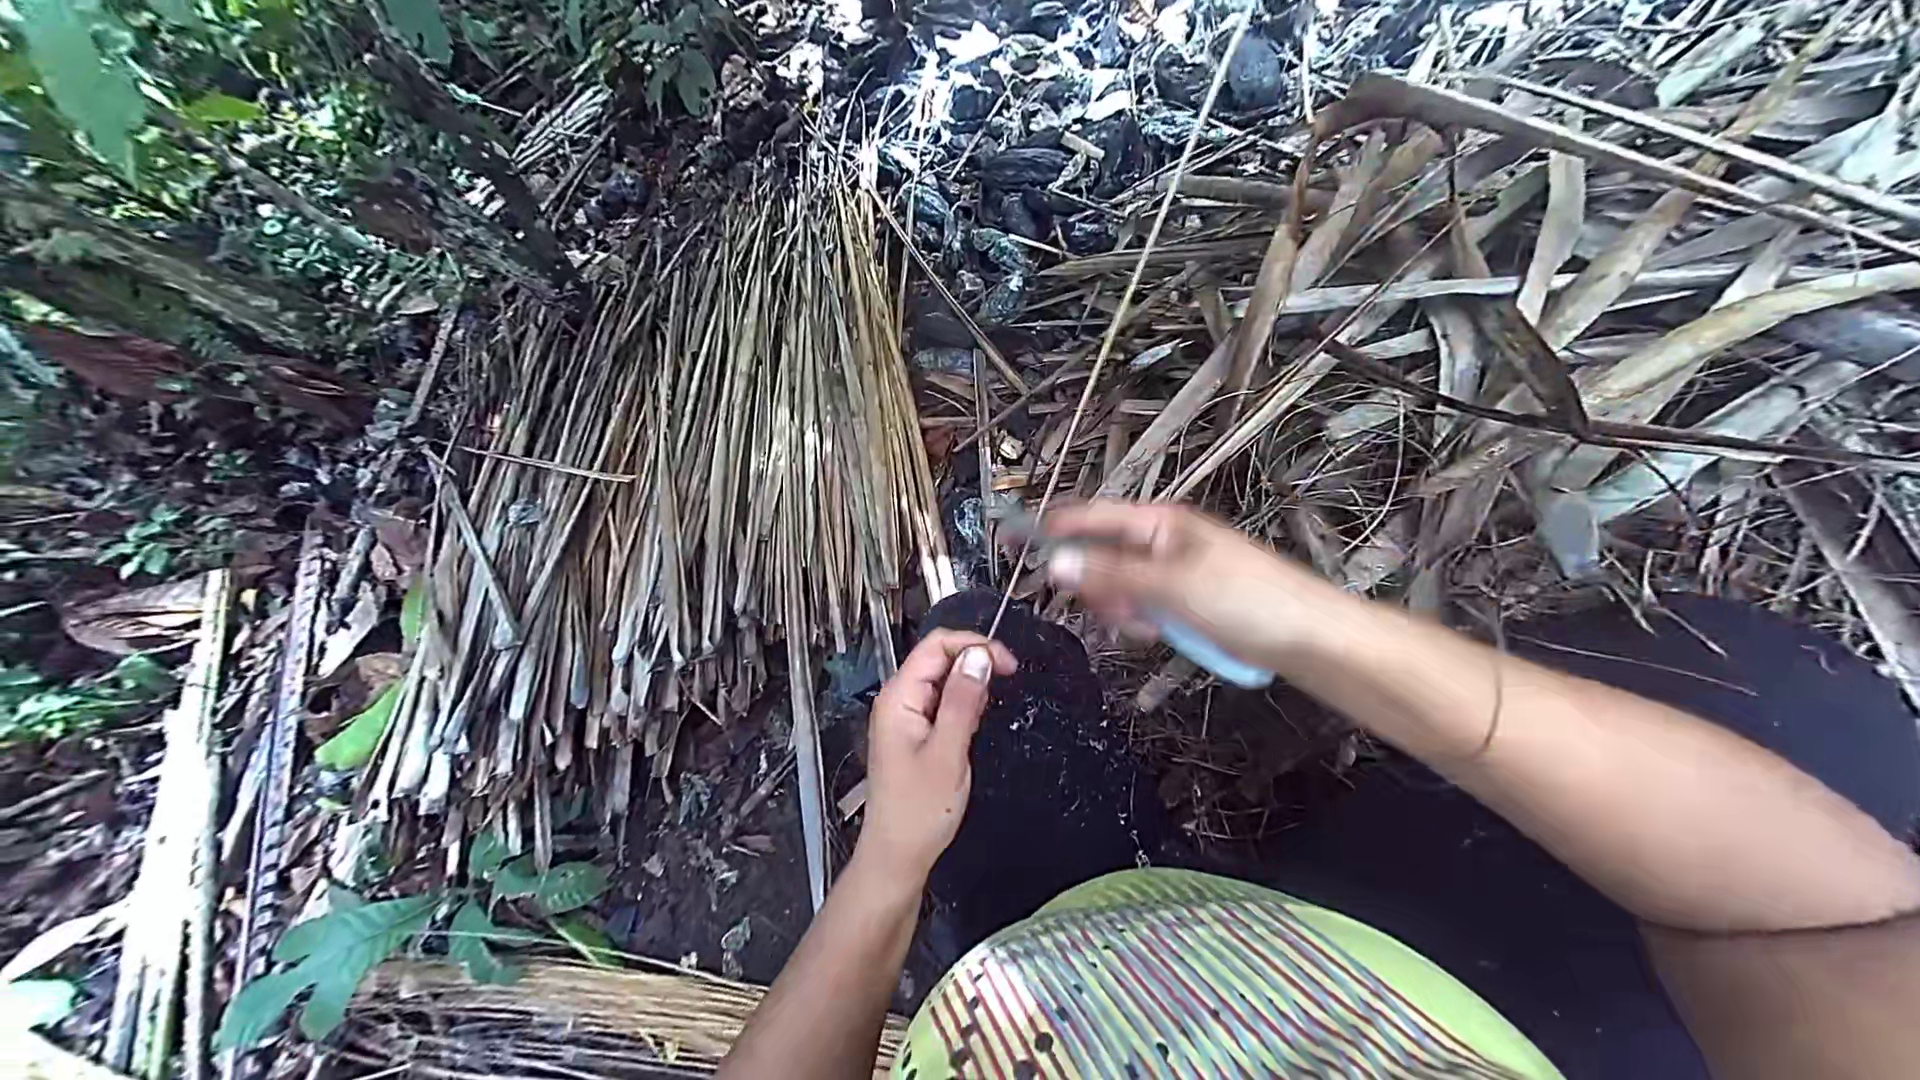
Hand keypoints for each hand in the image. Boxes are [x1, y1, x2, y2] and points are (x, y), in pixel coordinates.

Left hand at [855, 629, 1017, 881]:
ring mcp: (907, 714)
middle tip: (1007, 680)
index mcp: (899, 697)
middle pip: (939, 657)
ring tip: (985, 714)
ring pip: (944, 679)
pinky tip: (974, 723)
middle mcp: (899, 698)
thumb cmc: (919, 811)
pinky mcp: (916, 730)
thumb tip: (979, 656)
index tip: (1008, 662)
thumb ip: (963, 701)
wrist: (898, 856)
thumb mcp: (948, 753)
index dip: (973, 644)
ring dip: (971, 685)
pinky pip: (943, 701)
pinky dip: (964, 704)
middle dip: (975, 661)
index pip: (936, 645)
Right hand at [1042, 500, 1342, 667]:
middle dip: (1098, 585)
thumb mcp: (1169, 585)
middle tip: (1114, 607)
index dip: (1051, 528)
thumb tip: (1059, 563)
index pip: (1090, 517)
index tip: (1016, 538)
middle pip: (1099, 556)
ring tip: (1149, 624)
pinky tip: (1160, 631)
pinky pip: (1140, 607)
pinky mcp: (1180, 600)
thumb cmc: (1253, 600)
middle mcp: (1161, 542)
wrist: (1307, 639)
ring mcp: (1170, 572)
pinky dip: (1142, 622)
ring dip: (1123, 609)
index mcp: (1158, 523)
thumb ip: (1109, 574)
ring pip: (1117, 587)